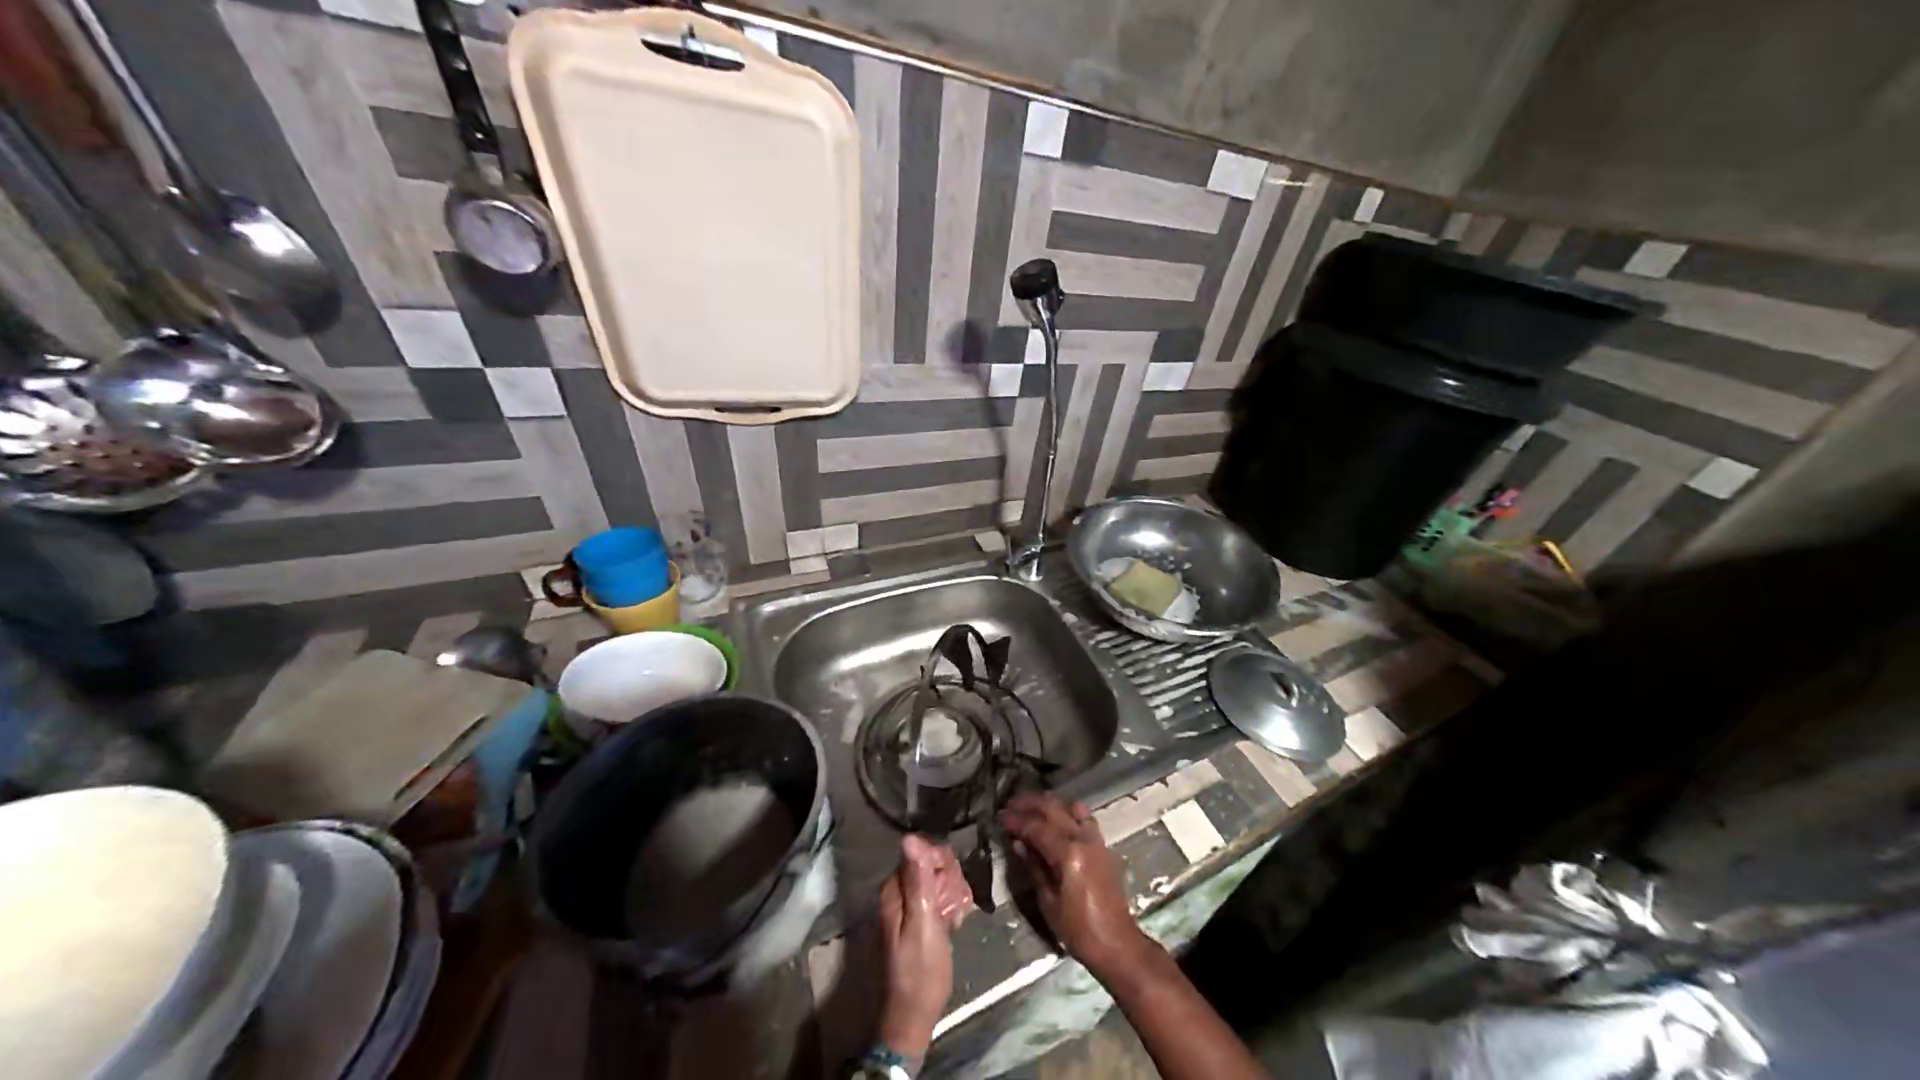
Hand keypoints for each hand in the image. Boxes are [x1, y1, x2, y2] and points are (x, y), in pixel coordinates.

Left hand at [876, 834, 972, 1060]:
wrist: (913, 1016)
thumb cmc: (920, 971)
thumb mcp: (924, 923)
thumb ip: (919, 881)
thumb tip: (909, 837)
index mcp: (894, 889)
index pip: (922, 851)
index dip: (942, 863)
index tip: (952, 887)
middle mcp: (898, 892)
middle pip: (931, 864)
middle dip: (950, 880)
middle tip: (954, 908)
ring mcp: (908, 906)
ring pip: (938, 880)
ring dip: (953, 895)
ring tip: (956, 918)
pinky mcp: (918, 919)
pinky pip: (938, 898)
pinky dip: (950, 907)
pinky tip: (955, 923)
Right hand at [1001, 792, 1153, 978]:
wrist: (1116, 943)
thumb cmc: (1078, 929)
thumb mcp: (1048, 901)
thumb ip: (1034, 866)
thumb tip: (1018, 842)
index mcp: (1069, 853)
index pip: (1036, 827)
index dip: (1016, 821)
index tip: (1000, 816)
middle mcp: (1084, 838)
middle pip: (1053, 808)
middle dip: (1029, 803)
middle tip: (1009, 804)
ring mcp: (1096, 840)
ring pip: (1070, 807)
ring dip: (1048, 804)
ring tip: (1029, 807)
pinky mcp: (1103, 846)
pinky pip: (1084, 817)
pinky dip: (1067, 811)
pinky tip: (1055, 817)